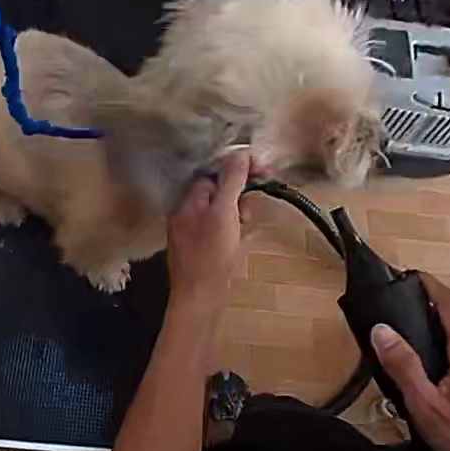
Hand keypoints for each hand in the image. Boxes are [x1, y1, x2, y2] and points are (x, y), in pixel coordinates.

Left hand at [165, 149, 249, 317]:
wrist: (200, 297)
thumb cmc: (210, 254)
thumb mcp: (224, 212)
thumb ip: (231, 181)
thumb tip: (240, 153)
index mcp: (187, 199)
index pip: (214, 170)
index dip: (238, 167)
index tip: (262, 170)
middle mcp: (186, 211)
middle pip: (218, 189)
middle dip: (240, 192)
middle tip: (251, 206)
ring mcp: (193, 230)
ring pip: (222, 209)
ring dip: (238, 212)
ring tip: (245, 226)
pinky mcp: (202, 247)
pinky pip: (221, 228)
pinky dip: (234, 229)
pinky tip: (242, 238)